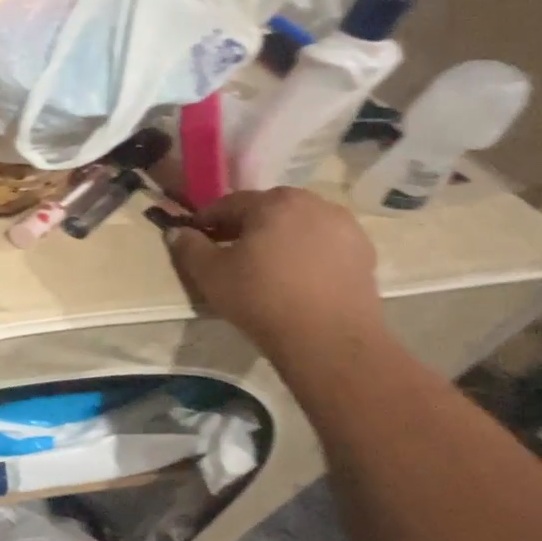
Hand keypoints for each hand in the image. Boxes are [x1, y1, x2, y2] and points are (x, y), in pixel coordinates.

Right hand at [167, 187, 385, 359]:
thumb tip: (177, 231)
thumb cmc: (260, 297)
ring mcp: (345, 227)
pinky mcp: (364, 252)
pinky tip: (294, 273)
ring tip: (264, 261)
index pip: (230, 202)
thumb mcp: (209, 273)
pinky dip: (306, 248)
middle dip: (246, 223)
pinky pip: (324, 240)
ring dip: (279, 234)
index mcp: (274, 203)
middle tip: (229, 247)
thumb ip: (188, 246)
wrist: (328, 338)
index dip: (208, 219)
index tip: (196, 236)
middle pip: (269, 207)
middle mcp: (314, 205)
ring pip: (300, 222)